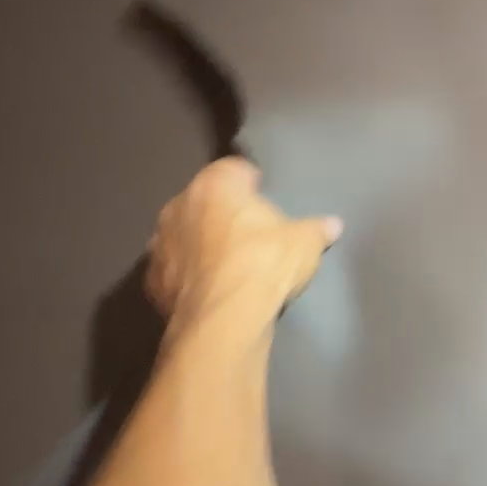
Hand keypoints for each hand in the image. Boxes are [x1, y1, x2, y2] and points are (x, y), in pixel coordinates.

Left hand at [147, 156, 341, 326]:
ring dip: (203, 241)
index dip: (251, 181)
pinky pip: (176, 266)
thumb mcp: (306, 244)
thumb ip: (317, 229)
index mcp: (216, 187)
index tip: (266, 196)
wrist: (225, 316)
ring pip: (186, 232)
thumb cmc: (266, 264)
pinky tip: (212, 286)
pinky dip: (191, 272)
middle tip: (252, 232)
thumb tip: (333, 224)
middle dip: (225, 211)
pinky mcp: (153, 277)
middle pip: (205, 199)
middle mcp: (180, 205)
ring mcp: (161, 241)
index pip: (233, 169)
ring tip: (230, 262)